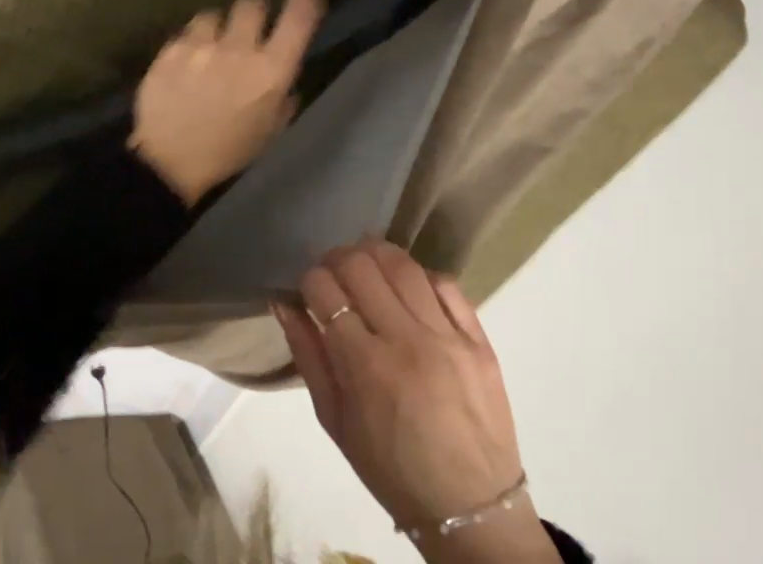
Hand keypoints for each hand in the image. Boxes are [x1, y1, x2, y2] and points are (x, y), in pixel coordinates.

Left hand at [129, 0, 322, 205]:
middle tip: (246, 30)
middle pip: (251, 3)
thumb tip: (283, 81)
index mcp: (271, 72)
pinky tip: (184, 66)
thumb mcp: (270, 131)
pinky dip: (187, 46)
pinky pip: (184, 34)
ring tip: (207, 51)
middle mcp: (238, 50)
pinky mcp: (169, 50)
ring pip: (212, 15)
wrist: (170, 160)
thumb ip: (282, 99)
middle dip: (252, 13)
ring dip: (214, 29)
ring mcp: (200, 46)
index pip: (298, 19)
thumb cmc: (228, 151)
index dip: (304, 1)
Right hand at [274, 241, 556, 561]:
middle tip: (331, 273)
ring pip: (404, 266)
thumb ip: (307, 355)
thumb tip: (283, 304)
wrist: (471, 507)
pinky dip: (419, 275)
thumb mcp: (333, 419)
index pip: (324, 289)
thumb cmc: (389, 468)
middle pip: (360, 265)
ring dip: (375, 256)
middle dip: (336, 260)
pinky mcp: (480, 342)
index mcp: (364, 365)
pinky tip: (406, 286)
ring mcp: (448, 338)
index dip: (308, 281)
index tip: (308, 292)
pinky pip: (447, 286)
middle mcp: (406, 340)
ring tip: (365, 265)